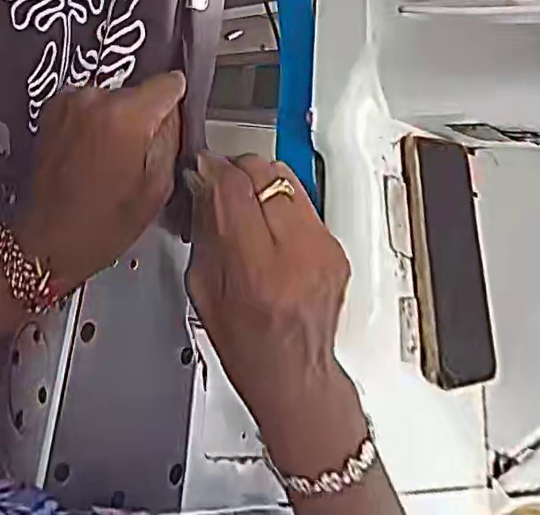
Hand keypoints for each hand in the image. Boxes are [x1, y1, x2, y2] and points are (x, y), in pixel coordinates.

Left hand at [11, 72, 185, 289]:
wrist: (46, 239)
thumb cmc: (104, 222)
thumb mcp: (157, 187)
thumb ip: (171, 137)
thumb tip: (172, 111)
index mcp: (125, 115)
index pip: (168, 82)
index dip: (176, 101)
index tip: (171, 122)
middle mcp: (95, 96)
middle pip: (138, 92)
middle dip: (144, 117)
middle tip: (136, 155)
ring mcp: (69, 99)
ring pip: (113, 98)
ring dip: (117, 119)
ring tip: (109, 157)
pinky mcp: (52, 107)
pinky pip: (90, 105)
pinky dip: (94, 121)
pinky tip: (88, 153)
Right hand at [185, 152, 363, 474]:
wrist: (295, 374)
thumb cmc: (247, 343)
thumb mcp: (203, 287)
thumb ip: (204, 228)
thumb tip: (204, 182)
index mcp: (257, 271)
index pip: (235, 188)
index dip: (214, 168)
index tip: (203, 166)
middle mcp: (296, 256)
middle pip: (264, 172)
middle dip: (236, 170)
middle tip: (222, 184)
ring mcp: (322, 250)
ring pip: (286, 177)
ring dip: (260, 181)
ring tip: (246, 205)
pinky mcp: (336, 247)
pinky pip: (303, 200)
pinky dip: (281, 202)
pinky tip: (269, 225)